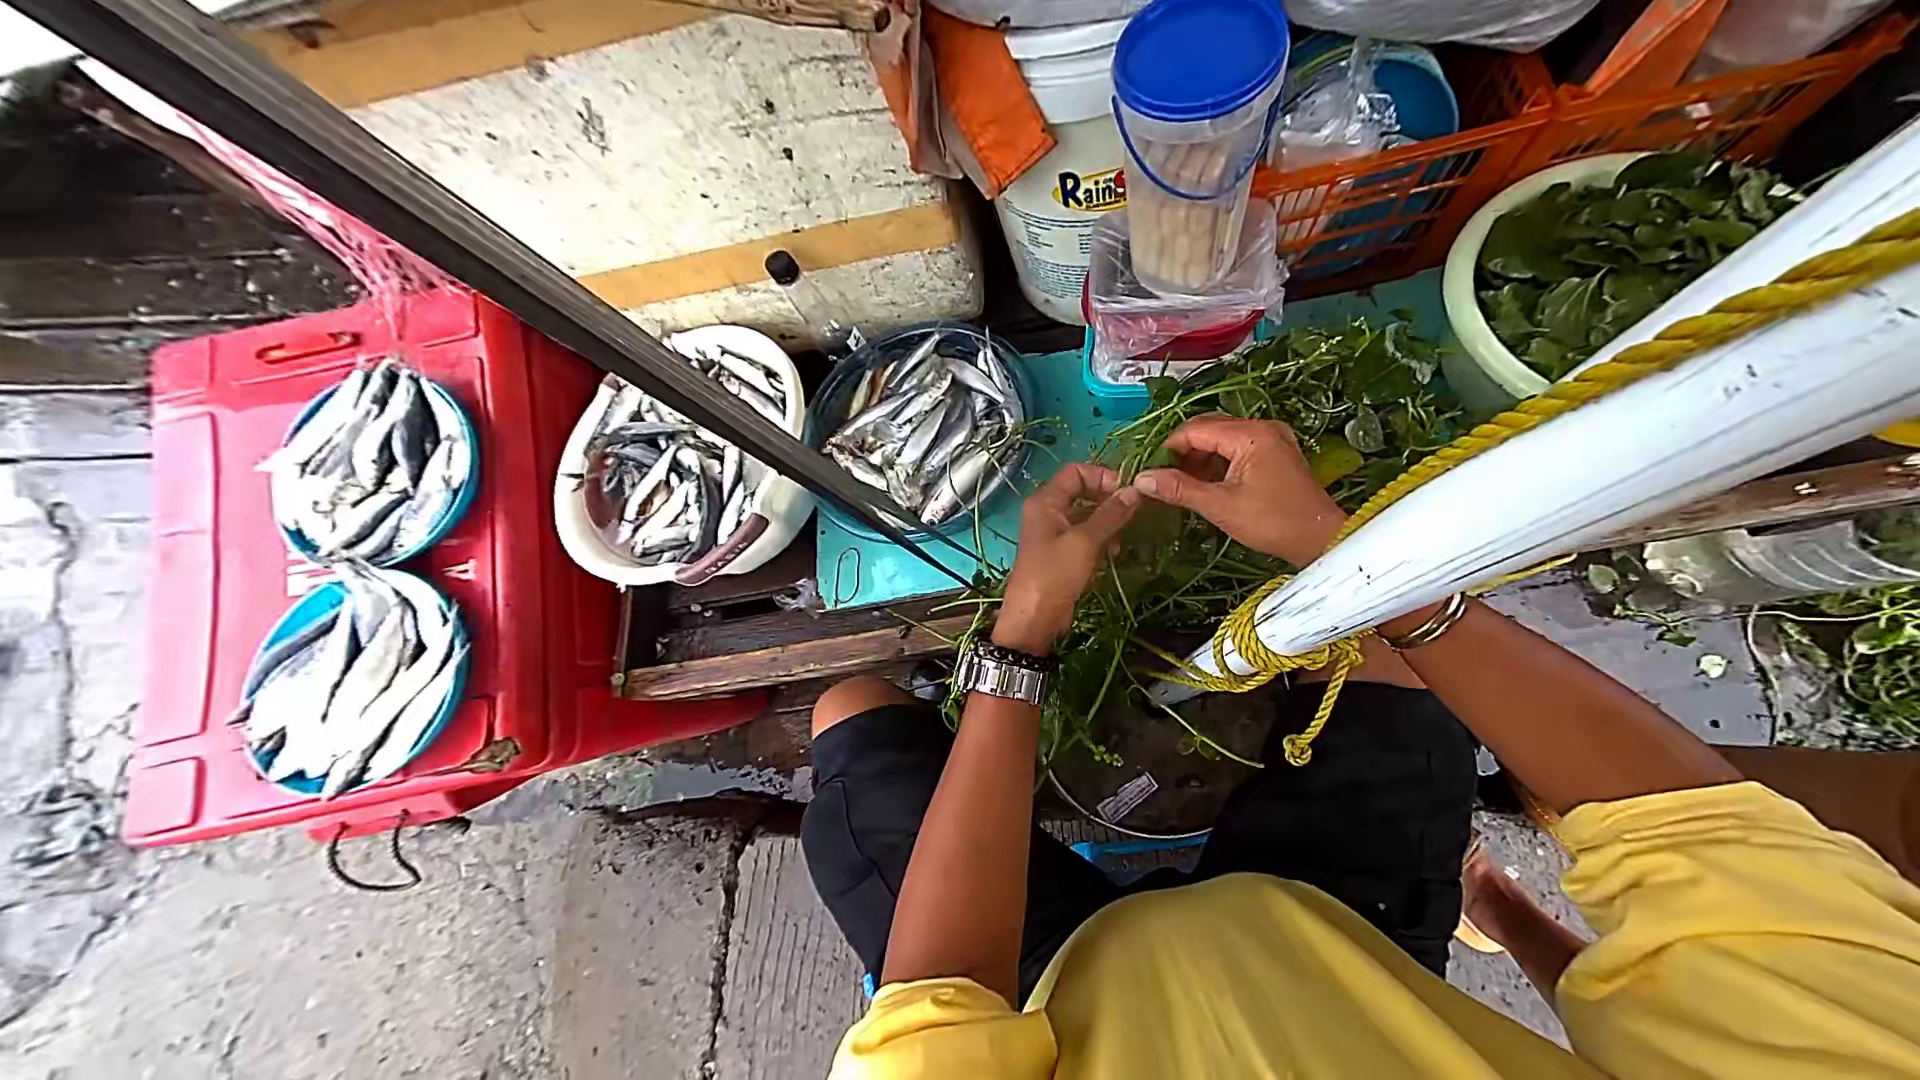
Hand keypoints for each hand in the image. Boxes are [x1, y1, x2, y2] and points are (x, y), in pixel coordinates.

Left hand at [994, 464, 1140, 654]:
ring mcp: (1055, 534)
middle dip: (1108, 502)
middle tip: (1131, 514)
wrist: (1035, 618)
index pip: (1075, 472)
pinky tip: (1111, 555)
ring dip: (1107, 525)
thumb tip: (1134, 491)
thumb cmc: (1054, 575)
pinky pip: (1086, 538)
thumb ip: (1110, 514)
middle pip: (1083, 492)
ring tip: (1119, 541)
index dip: (1102, 476)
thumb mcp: (1084, 542)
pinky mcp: (1063, 554)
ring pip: (1087, 517)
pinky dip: (1100, 542)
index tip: (1127, 491)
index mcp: (1045, 501)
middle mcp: (1048, 512)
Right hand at [1132, 416, 1346, 565]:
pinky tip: (1204, 483)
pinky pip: (1235, 449)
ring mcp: (1270, 439)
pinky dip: (1216, 463)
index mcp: (1250, 434)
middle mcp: (1261, 428)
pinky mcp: (1274, 453)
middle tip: (1161, 477)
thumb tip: (1142, 479)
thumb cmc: (1273, 522)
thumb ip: (1178, 489)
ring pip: (1220, 439)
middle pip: (1207, 429)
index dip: (1168, 448)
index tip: (1150, 470)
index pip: (1194, 429)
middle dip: (1182, 452)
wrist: (1319, 539)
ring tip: (1180, 484)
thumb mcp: (1220, 505)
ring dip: (1198, 459)